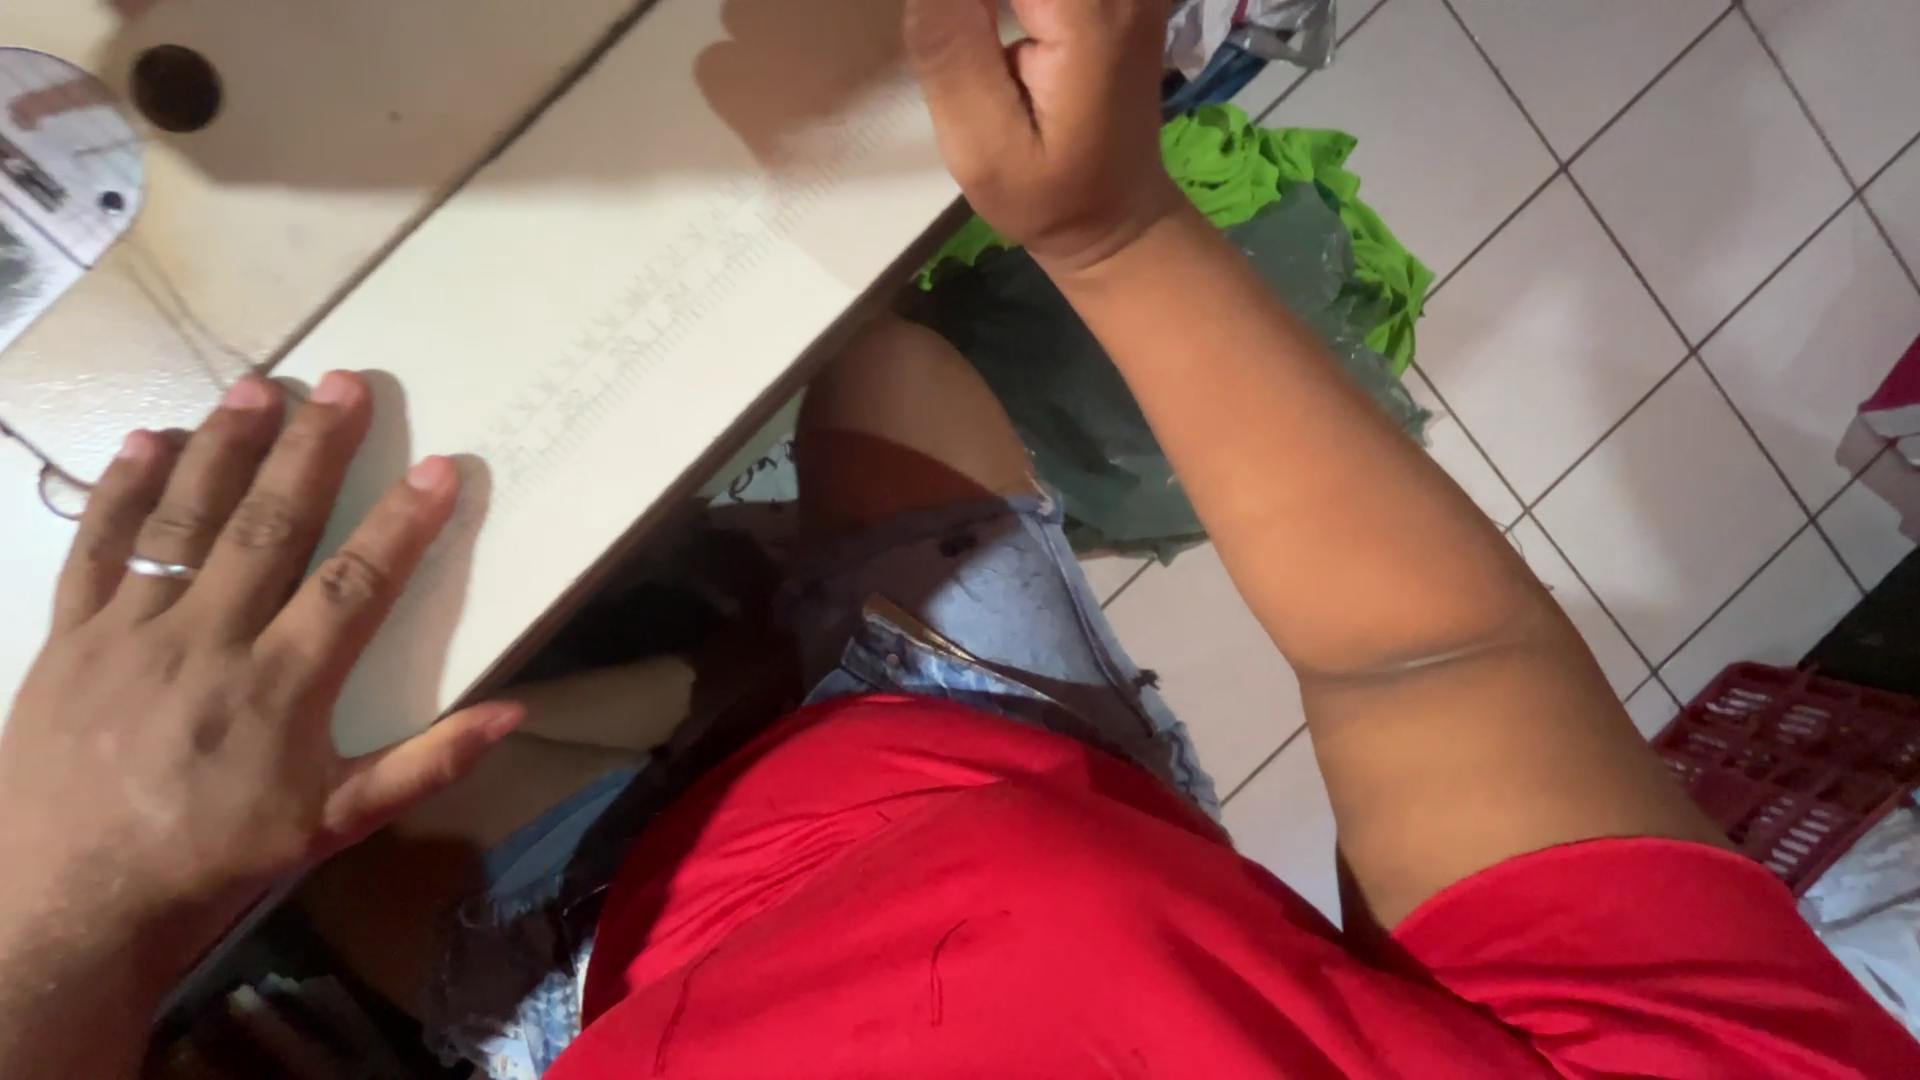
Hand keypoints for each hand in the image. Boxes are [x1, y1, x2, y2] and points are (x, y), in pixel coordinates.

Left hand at [0, 372, 521, 962]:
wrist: (61, 904)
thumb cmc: (223, 852)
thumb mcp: (344, 821)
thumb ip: (431, 763)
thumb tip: (515, 713)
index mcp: (280, 684)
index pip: (353, 584)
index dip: (399, 524)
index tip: (437, 469)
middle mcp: (206, 642)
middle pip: (269, 527)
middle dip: (313, 451)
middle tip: (345, 385)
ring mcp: (129, 634)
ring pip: (184, 522)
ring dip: (226, 449)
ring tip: (258, 387)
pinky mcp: (70, 640)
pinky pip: (98, 550)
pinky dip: (123, 491)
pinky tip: (149, 440)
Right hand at [903, 0, 1186, 275]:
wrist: (1114, 216)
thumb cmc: (1047, 198)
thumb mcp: (983, 149)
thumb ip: (949, 48)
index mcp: (1087, 10)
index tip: (935, 20)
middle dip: (970, 0)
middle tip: (949, 29)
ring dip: (981, 0)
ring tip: (971, 37)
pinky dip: (1002, 0)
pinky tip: (985, 23)